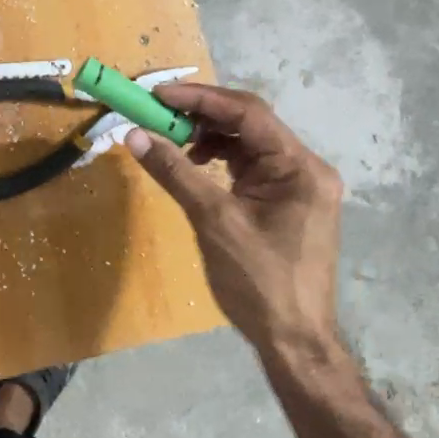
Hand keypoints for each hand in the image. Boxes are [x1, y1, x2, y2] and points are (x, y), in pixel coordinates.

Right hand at [124, 85, 344, 360]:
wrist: (294, 341)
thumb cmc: (260, 282)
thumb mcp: (214, 220)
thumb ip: (175, 171)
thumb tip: (134, 134)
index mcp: (300, 168)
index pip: (248, 113)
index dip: (200, 98)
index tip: (157, 95)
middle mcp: (304, 168)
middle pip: (249, 122)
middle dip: (200, 113)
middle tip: (156, 111)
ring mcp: (295, 186)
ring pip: (245, 142)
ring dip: (206, 135)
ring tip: (169, 139)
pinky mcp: (282, 201)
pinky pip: (246, 164)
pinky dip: (216, 157)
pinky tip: (192, 163)